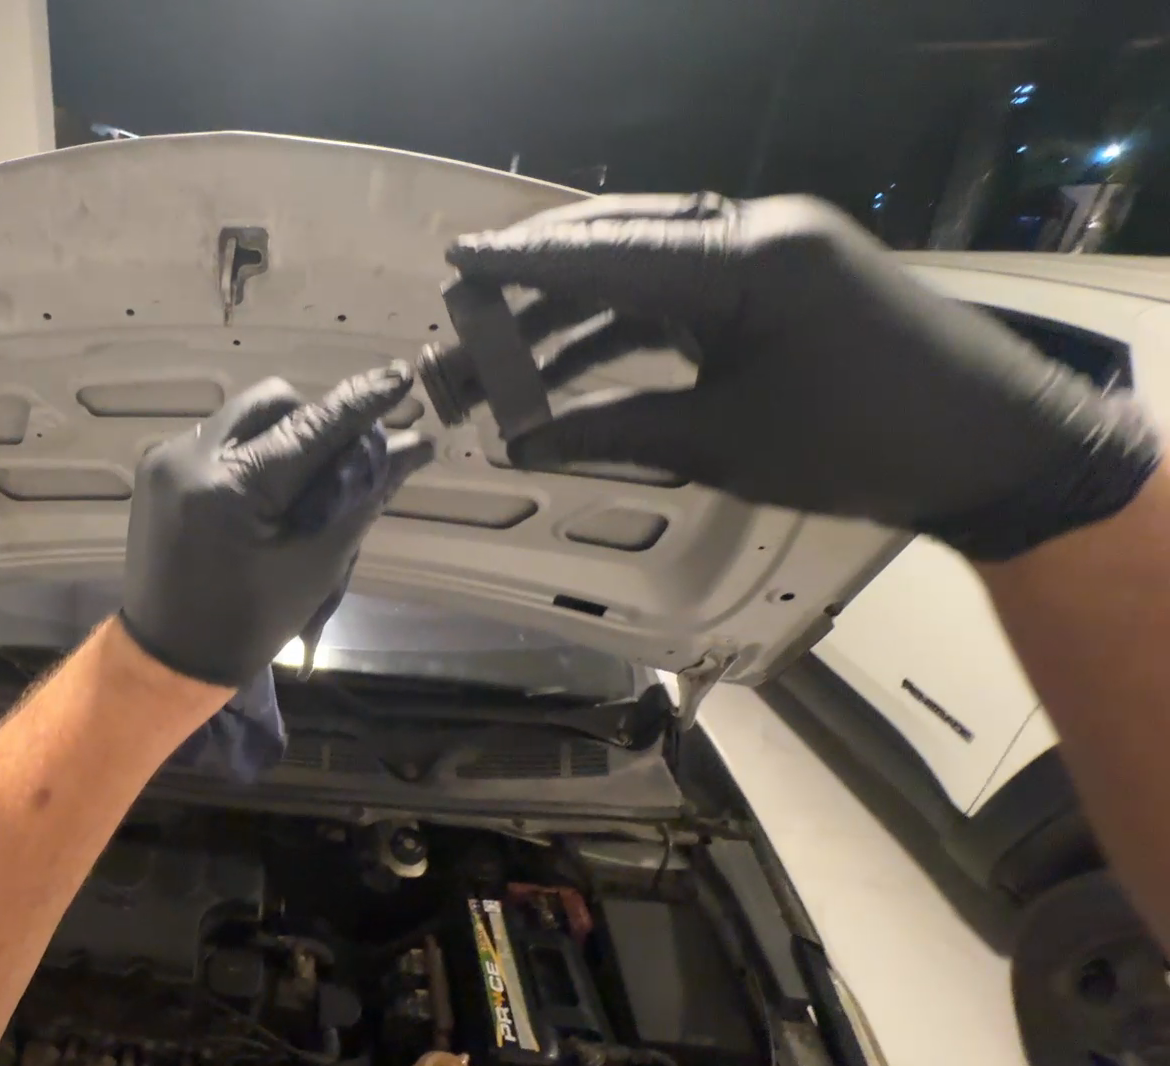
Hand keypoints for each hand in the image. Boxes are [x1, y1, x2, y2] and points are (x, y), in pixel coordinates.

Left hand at [120, 365, 434, 686]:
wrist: (167, 656)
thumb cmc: (248, 623)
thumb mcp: (314, 565)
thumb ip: (361, 498)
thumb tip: (413, 448)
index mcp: (227, 488)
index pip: (310, 429)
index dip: (359, 403)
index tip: (400, 376)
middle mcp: (189, 457)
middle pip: (271, 401)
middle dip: (314, 419)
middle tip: (340, 459)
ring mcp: (165, 458)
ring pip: (243, 415)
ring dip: (282, 433)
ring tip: (300, 481)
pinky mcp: (156, 468)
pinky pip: (217, 436)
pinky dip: (250, 450)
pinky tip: (261, 492)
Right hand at [448, 192, 1159, 560]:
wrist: (990, 449)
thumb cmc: (855, 445)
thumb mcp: (717, 441)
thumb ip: (608, 430)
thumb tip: (519, 444)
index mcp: (747, 261)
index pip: (609, 252)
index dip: (524, 260)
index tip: (455, 259)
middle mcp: (753, 236)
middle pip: (619, 238)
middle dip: (536, 273)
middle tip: (468, 297)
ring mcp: (764, 254)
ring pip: (640, 266)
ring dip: (569, 308)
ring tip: (501, 347)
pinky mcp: (769, 283)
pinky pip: (671, 293)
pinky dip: (615, 326)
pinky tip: (565, 360)